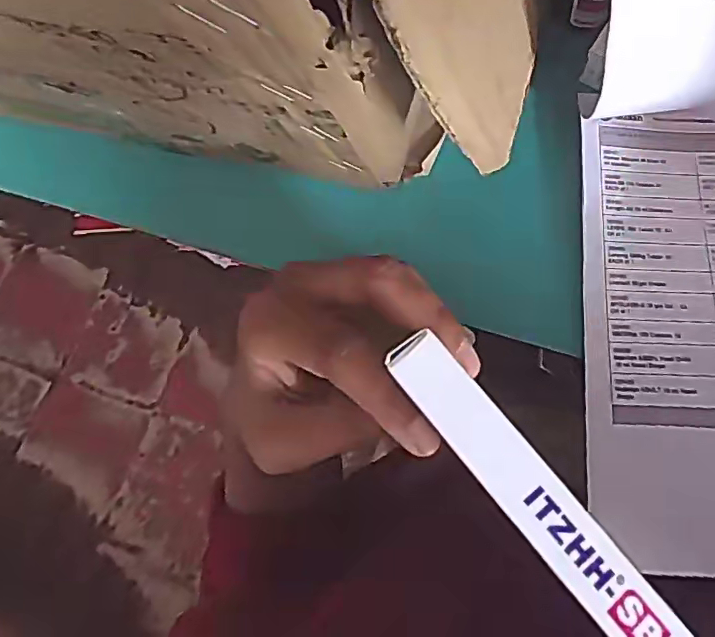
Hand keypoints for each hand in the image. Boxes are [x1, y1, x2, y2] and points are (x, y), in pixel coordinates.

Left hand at [224, 257, 479, 480]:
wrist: (250, 380)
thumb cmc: (265, 413)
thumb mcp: (286, 444)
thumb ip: (343, 428)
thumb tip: (412, 416)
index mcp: (270, 325)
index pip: (339, 350)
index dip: (387, 390)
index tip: (426, 434)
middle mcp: (298, 283)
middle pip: (375, 282)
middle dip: (426, 321)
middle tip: (463, 369)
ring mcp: (330, 269)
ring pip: (395, 274)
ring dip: (436, 313)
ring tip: (463, 360)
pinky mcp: (356, 272)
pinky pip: (402, 281)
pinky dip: (431, 310)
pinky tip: (451, 344)